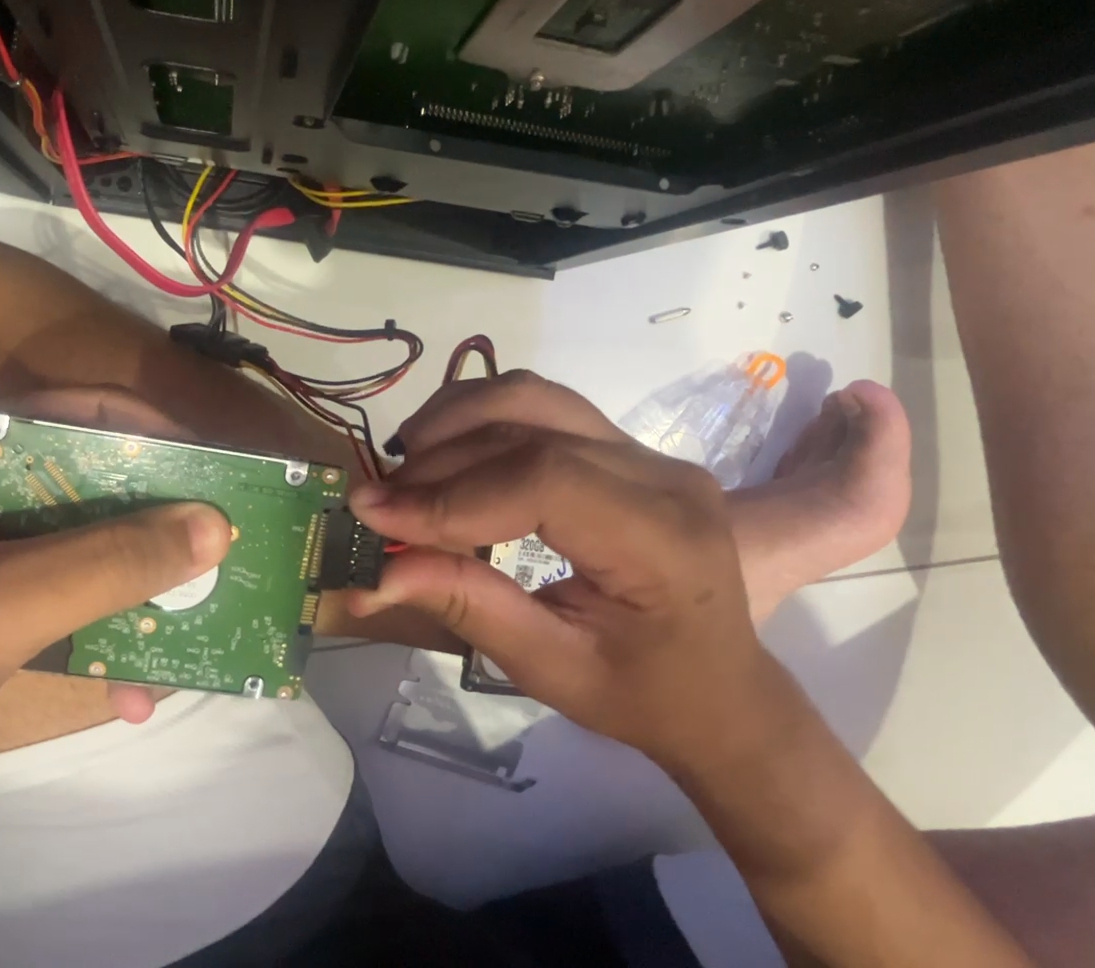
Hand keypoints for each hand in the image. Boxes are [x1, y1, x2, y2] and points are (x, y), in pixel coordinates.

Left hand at [0, 398, 229, 820]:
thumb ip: (108, 563)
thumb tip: (218, 526)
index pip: (84, 412)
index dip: (160, 436)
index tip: (227, 475)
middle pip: (103, 483)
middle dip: (167, 527)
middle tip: (230, 556)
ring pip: (101, 548)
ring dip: (148, 594)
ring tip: (197, 638)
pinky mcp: (6, 608)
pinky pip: (83, 602)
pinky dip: (115, 641)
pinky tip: (136, 695)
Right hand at [351, 383, 777, 768]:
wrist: (720, 692)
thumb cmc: (643, 696)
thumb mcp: (551, 668)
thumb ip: (469, 606)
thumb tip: (373, 575)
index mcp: (662, 539)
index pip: (544, 479)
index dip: (451, 493)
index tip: (375, 515)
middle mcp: (662, 476)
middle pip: (531, 420)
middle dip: (441, 455)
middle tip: (380, 499)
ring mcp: (648, 453)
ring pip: (533, 397)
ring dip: (457, 421)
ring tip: (407, 472)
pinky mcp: (627, 450)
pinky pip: (542, 411)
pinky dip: (481, 423)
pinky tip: (447, 458)